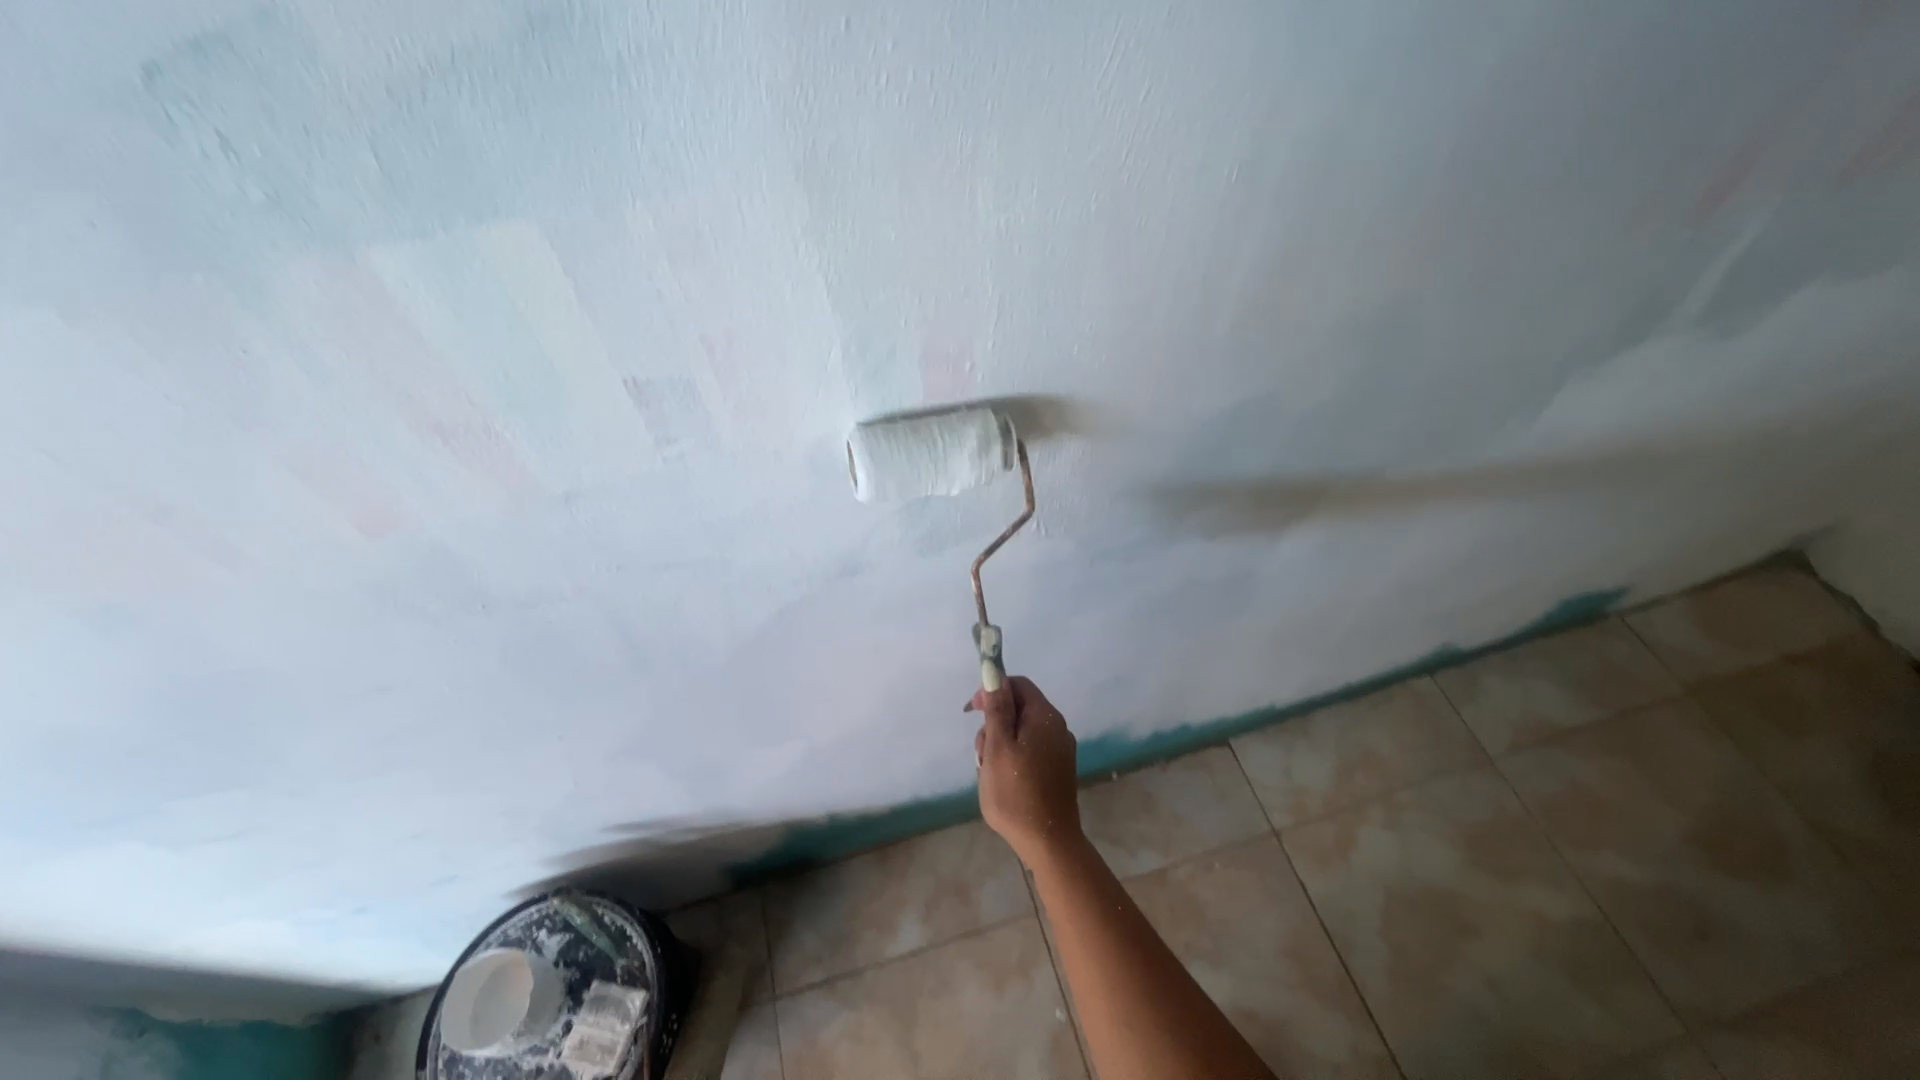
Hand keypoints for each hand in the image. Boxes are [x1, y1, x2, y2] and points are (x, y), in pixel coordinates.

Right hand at [971, 676, 1081, 865]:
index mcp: (1045, 717)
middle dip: (993, 726)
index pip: (1018, 685)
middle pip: (1018, 709)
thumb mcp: (997, 747)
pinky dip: (1012, 759)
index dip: (992, 691)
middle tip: (981, 754)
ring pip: (1021, 733)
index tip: (971, 712)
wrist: (1048, 841)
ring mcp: (1060, 751)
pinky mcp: (1058, 770)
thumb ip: (996, 709)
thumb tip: (994, 674)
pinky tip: (1003, 782)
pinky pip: (1030, 751)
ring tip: (989, 773)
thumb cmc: (1016, 793)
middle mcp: (1057, 728)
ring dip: (1000, 746)